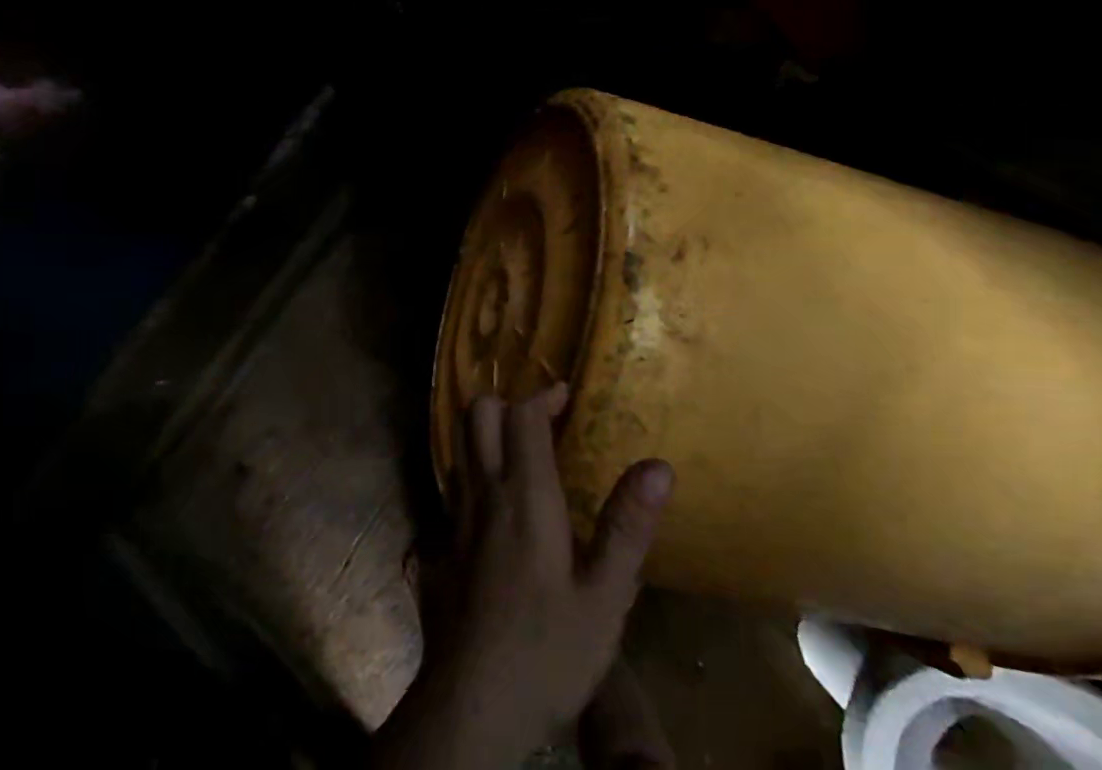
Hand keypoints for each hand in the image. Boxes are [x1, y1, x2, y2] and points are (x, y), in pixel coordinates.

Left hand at [374, 384, 675, 769]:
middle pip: (477, 416)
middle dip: (507, 404)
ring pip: (460, 447)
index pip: (521, 417)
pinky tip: (499, 503)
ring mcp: (455, 518)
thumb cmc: (549, 650)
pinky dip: (474, 470)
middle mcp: (484, 495)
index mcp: (525, 497)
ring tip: (523, 452)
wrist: (472, 704)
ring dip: (487, 433)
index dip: (542, 397)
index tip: (567, 400)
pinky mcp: (442, 545)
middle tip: (543, 421)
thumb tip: (659, 465)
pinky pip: (454, 484)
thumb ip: (628, 526)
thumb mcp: (606, 596)